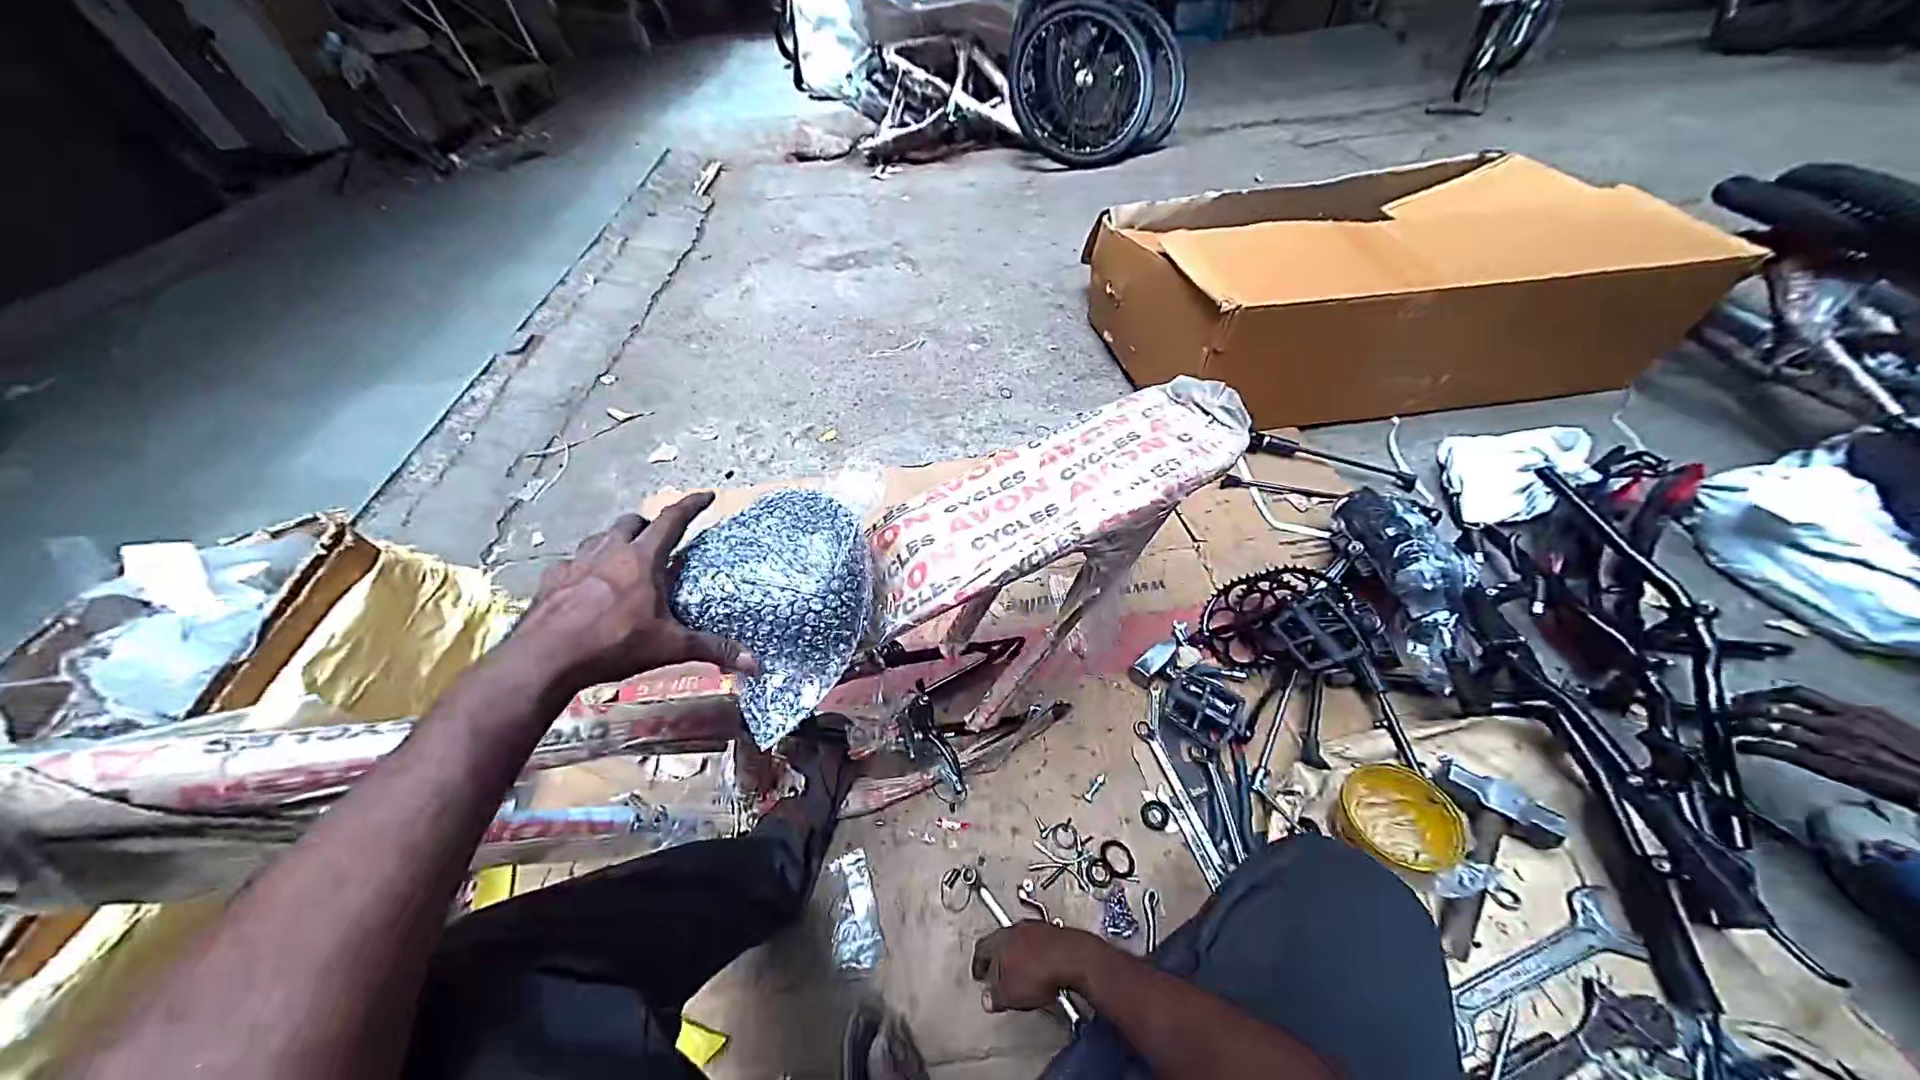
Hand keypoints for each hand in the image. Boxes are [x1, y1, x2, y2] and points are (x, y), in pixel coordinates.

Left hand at [507, 494, 756, 692]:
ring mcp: (576, 562)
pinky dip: (586, 567)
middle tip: (659, 542)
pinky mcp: (552, 579)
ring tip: (625, 562)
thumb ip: (711, 649)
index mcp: (641, 559)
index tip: (707, 496)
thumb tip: (755, 663)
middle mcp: (608, 551)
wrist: (543, 658)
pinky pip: (573, 562)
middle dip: (648, 525)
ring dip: (616, 542)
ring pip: (600, 537)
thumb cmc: (612, 644)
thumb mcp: (669, 646)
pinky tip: (588, 587)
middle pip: (631, 521)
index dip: (692, 505)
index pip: (672, 520)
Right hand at [971, 921, 1102, 1012]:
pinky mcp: (1055, 935)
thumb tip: (988, 999)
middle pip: (1001, 944)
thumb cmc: (1041, 971)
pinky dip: (1037, 959)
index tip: (980, 974)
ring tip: (1023, 978)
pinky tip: (1043, 974)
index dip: (979, 965)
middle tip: (998, 977)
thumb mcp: (1009, 994)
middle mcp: (1016, 929)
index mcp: (999, 939)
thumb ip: (995, 995)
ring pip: (1021, 944)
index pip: (981, 950)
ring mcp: (1037, 930)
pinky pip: (1040, 946)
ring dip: (1019, 959)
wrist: (1073, 959)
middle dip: (999, 961)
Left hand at [1733, 685, 1919, 809]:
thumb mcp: (1888, 727)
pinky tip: (1743, 746)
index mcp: (1857, 713)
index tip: (1748, 696)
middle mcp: (1840, 724)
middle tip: (1727, 710)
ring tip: (1728, 727)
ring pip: (1773, 727)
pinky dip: (1756, 746)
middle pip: (1777, 707)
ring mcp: (1833, 744)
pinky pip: (1782, 751)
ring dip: (1743, 726)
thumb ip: (1853, 718)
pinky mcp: (1830, 765)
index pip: (1799, 694)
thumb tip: (1826, 714)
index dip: (1766, 694)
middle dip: (1744, 708)